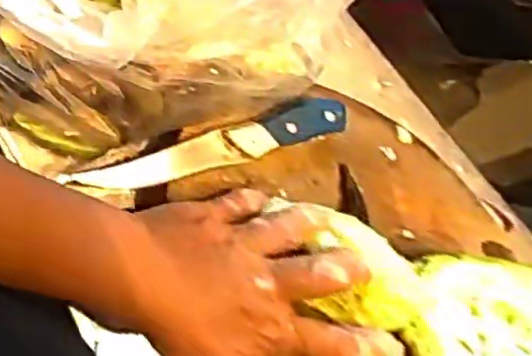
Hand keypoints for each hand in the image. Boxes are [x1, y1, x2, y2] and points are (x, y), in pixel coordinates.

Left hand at [121, 189, 399, 355]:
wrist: (137, 274)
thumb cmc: (178, 330)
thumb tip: (284, 354)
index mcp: (275, 329)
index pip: (333, 343)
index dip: (367, 346)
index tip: (394, 342)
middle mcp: (266, 283)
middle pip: (317, 274)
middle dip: (346, 269)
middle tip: (364, 261)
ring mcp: (237, 242)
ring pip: (280, 229)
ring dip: (303, 222)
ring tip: (321, 215)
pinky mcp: (207, 214)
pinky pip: (235, 202)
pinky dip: (251, 197)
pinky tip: (260, 192)